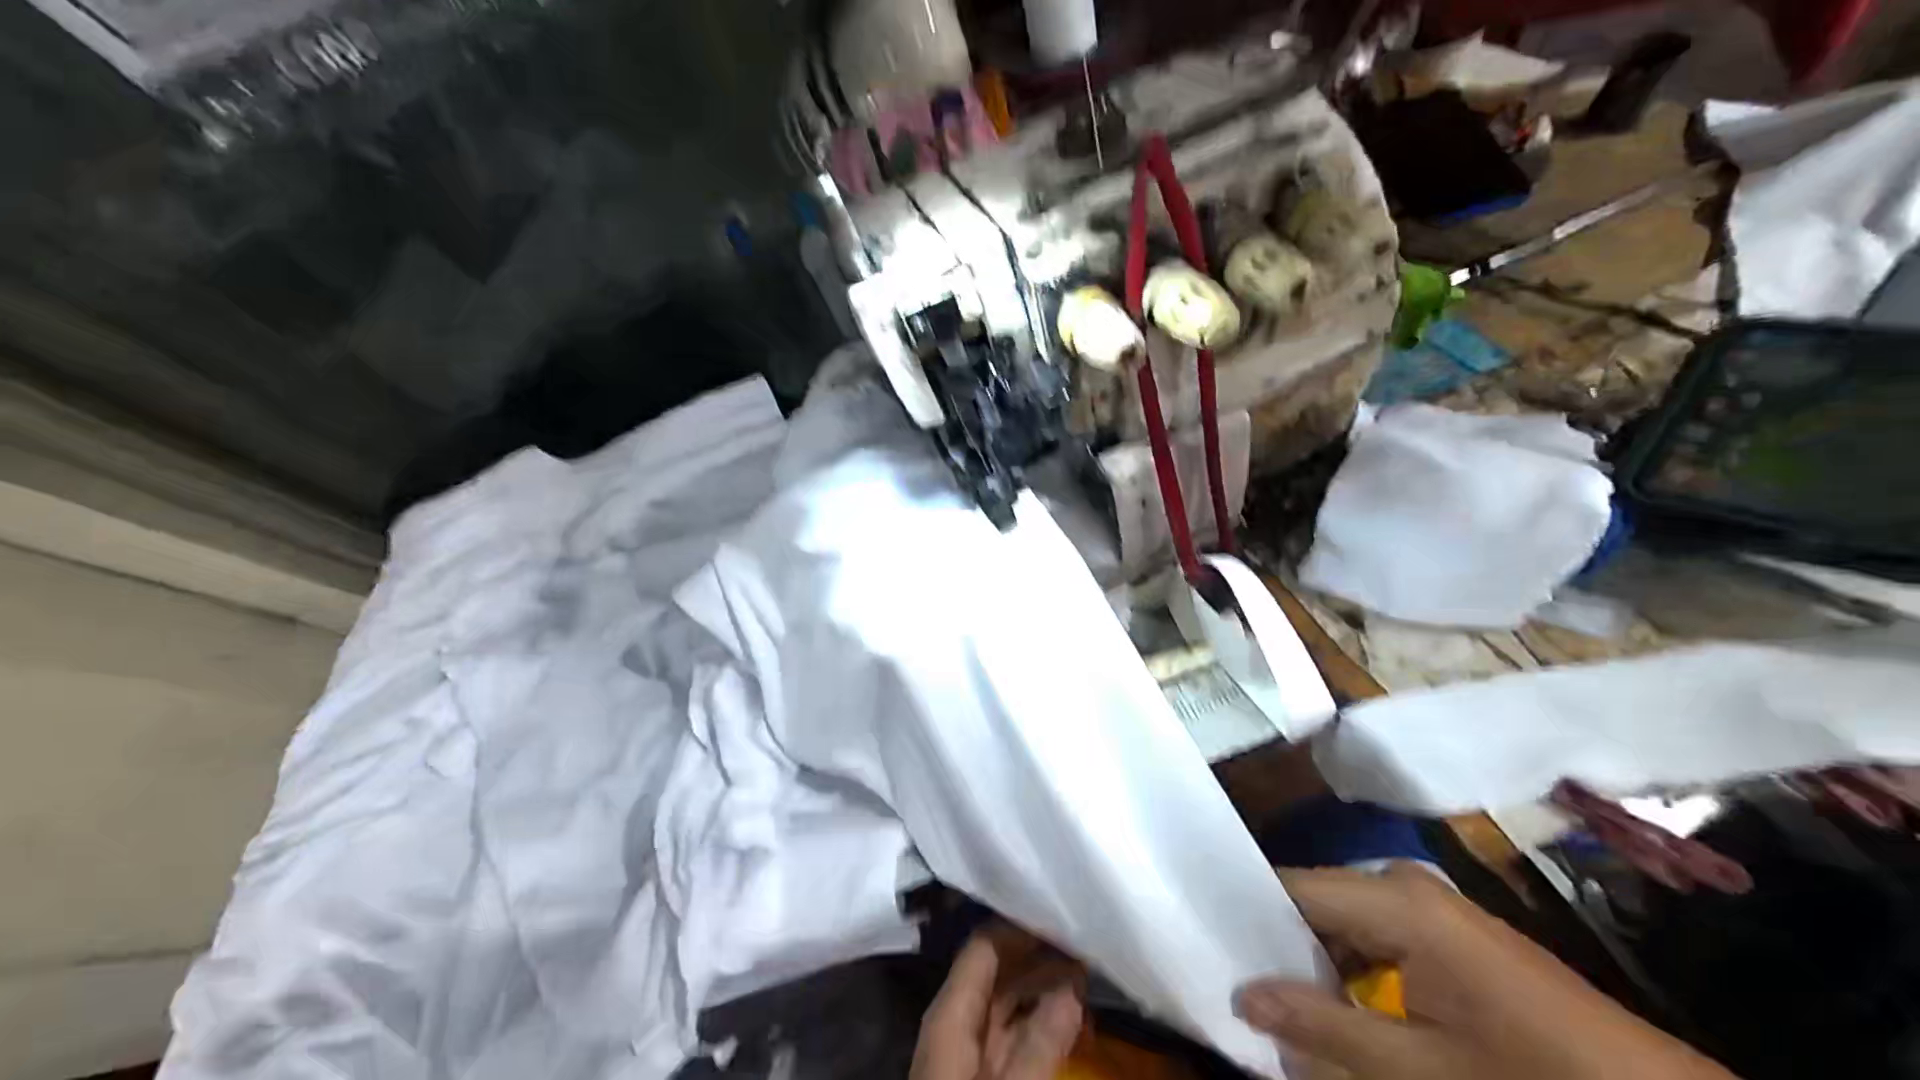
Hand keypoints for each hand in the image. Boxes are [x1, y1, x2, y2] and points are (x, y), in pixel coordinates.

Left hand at [911, 930, 1084, 1079]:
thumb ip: (1042, 1042)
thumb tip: (1073, 986)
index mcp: (952, 1013)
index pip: (985, 947)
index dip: (1021, 927)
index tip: (1063, 915)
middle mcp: (957, 1021)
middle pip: (998, 971)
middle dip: (1042, 956)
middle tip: (1088, 944)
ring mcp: (968, 1051)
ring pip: (1008, 1003)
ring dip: (1046, 989)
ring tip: (1089, 977)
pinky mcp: (981, 1076)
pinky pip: (1012, 1035)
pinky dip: (1042, 1023)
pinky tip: (1073, 1021)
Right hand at [1236, 863, 1734, 1079]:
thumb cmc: (1531, 1078)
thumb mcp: (1420, 1069)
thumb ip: (1323, 1029)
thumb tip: (1241, 995)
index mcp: (1395, 900)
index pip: (1290, 886)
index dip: (1245, 911)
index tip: (1205, 938)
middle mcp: (1403, 885)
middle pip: (1312, 899)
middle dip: (1276, 941)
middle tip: (1232, 976)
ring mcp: (1429, 906)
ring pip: (1340, 918)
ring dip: (1309, 958)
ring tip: (1270, 993)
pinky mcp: (1448, 932)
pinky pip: (1373, 934)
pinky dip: (1345, 965)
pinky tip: (1329, 1002)